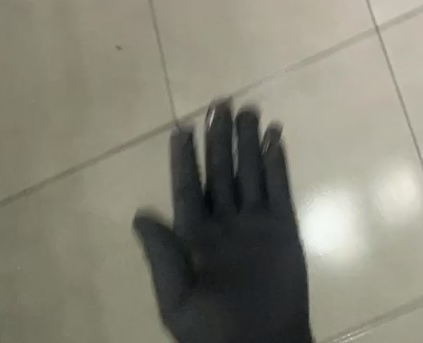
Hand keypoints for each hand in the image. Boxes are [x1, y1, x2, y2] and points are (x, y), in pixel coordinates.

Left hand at [134, 102, 310, 342]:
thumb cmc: (212, 332)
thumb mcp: (177, 300)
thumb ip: (163, 256)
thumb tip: (139, 215)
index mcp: (196, 239)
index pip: (188, 189)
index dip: (184, 160)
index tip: (181, 130)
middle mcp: (225, 223)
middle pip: (222, 171)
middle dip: (220, 139)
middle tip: (220, 104)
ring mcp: (256, 222)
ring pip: (250, 172)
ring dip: (249, 142)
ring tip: (249, 110)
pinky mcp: (283, 226)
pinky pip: (279, 187)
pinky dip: (277, 162)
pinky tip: (275, 138)